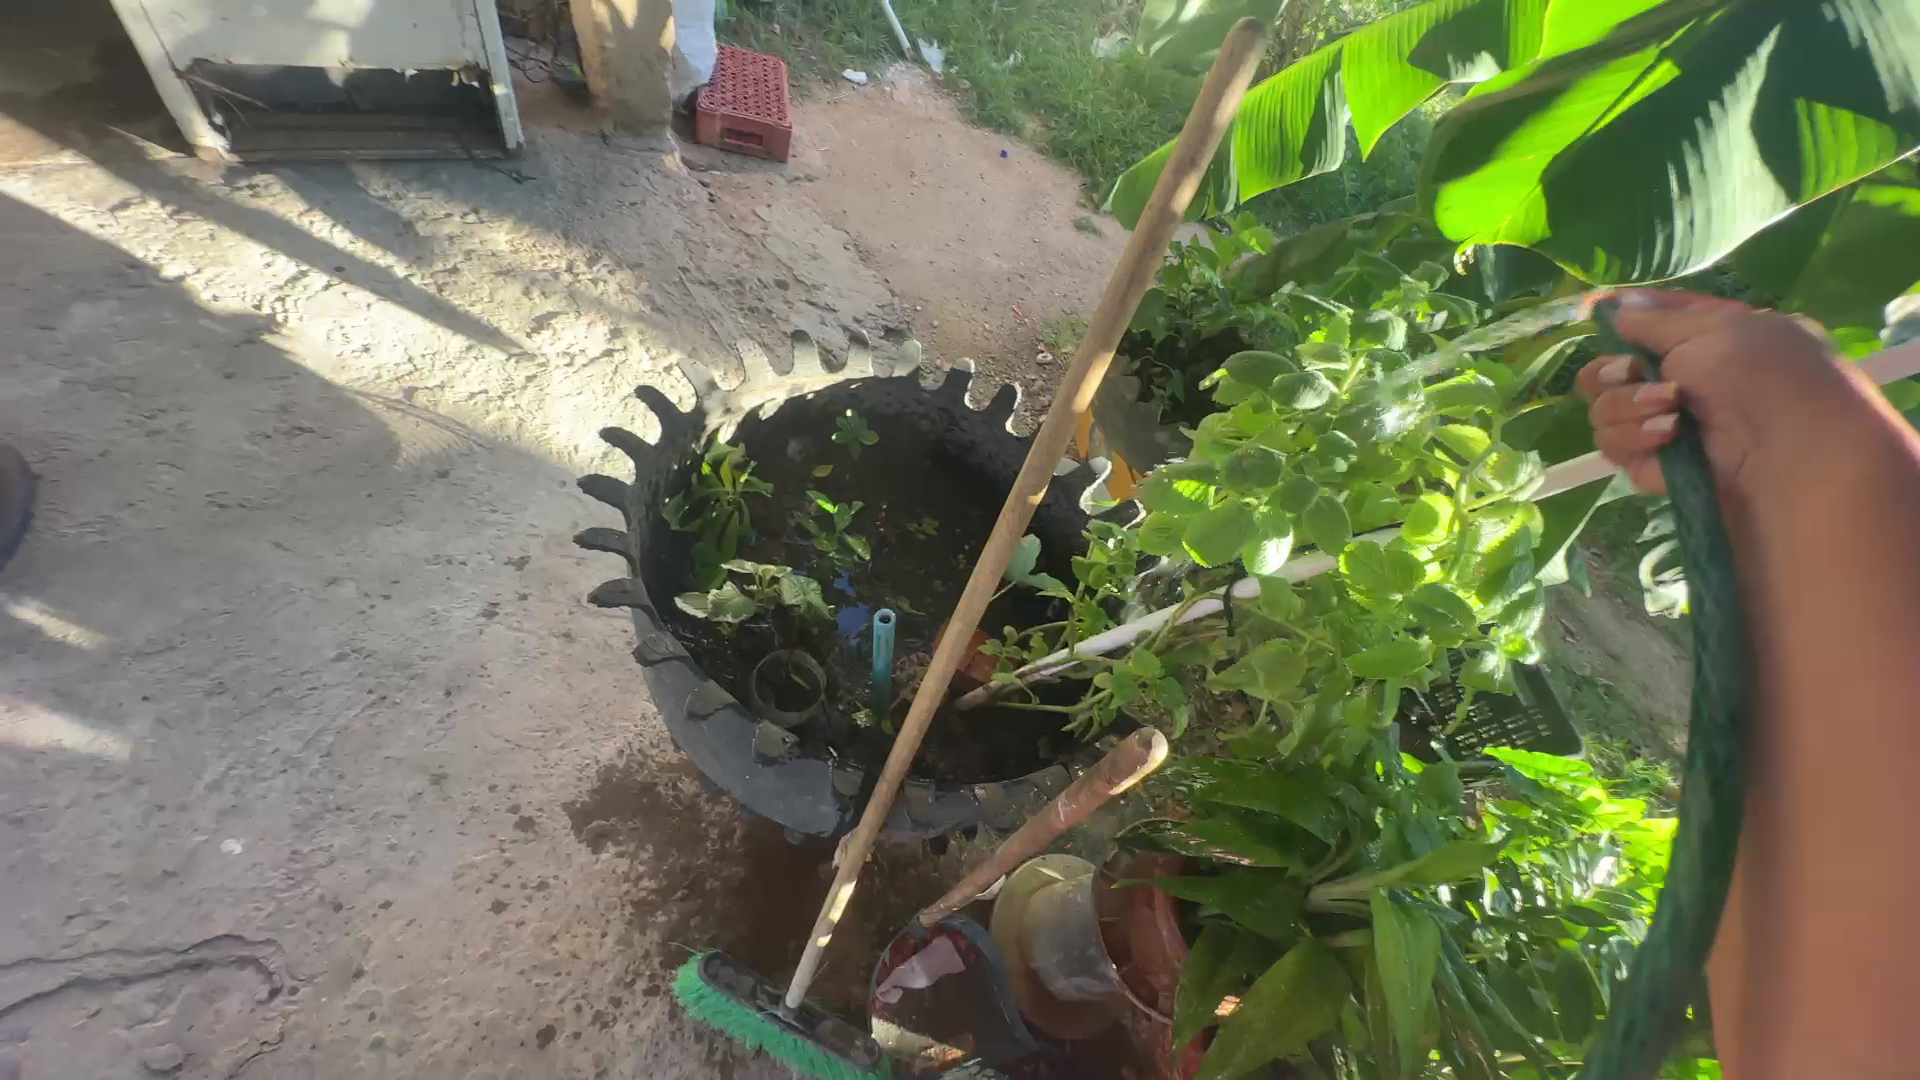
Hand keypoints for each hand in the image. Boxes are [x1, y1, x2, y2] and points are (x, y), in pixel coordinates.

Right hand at [1574, 290, 1861, 497]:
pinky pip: (1610, 441)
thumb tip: (1614, 305)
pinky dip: (1634, 435)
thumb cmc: (1763, 376)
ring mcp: (1655, 421)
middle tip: (1630, 371)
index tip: (1593, 310)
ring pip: (1601, 407)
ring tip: (1669, 407)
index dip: (1619, 318)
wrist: (1782, 448)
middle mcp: (1675, 379)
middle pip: (1604, 371)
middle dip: (1610, 371)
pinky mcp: (1643, 457)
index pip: (1646, 324)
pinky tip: (1669, 435)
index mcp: (1702, 341)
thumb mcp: (1715, 329)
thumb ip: (1655, 321)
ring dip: (1628, 404)